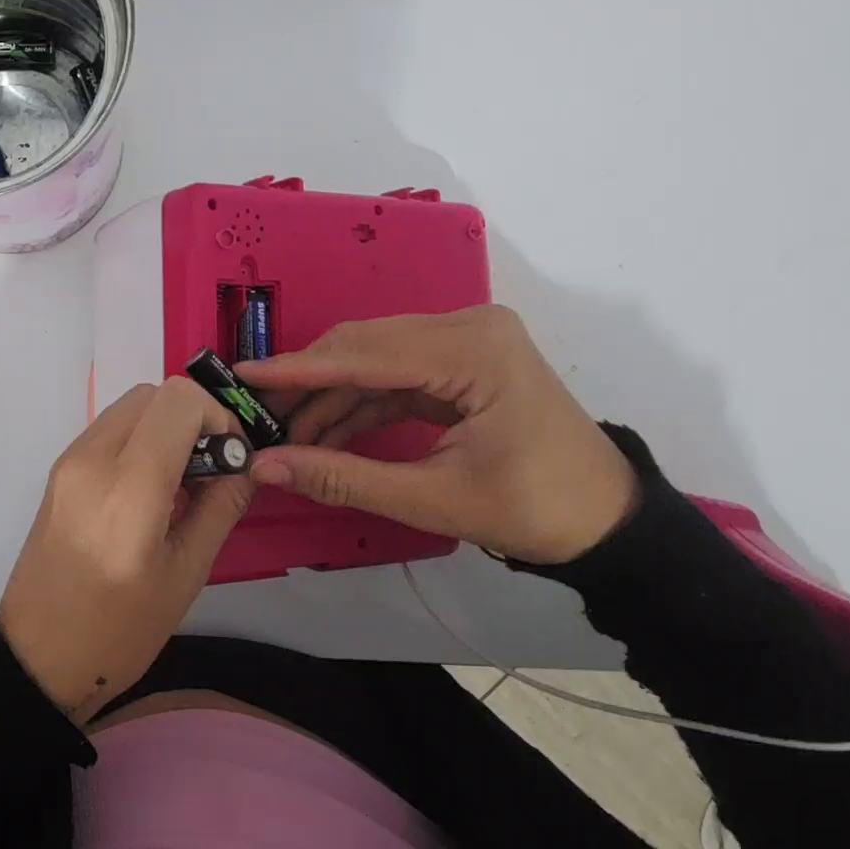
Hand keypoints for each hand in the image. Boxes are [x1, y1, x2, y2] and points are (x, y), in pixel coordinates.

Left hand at [0, 379, 254, 723]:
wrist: (37, 657)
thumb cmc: (118, 631)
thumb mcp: (184, 576)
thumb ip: (218, 509)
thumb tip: (245, 469)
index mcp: (128, 485)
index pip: (178, 400)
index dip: (216, 417)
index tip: (230, 460)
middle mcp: (92, 458)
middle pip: (152, 394)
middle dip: (191, 418)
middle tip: (210, 470)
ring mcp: (68, 461)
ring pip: (128, 409)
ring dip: (162, 428)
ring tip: (180, 484)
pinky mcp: (57, 473)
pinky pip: (106, 432)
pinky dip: (136, 441)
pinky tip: (148, 491)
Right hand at [235, 306, 636, 564]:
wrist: (608, 522)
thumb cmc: (534, 510)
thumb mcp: (432, 500)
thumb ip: (342, 477)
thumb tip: (263, 466)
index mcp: (474, 351)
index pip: (365, 354)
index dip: (298, 369)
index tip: (241, 377)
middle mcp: (468, 328)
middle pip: (363, 346)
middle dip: (307, 383)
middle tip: (257, 414)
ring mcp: (467, 340)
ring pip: (372, 358)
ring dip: (329, 396)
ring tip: (288, 437)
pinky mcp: (462, 359)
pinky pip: (392, 373)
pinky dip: (357, 402)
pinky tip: (324, 433)